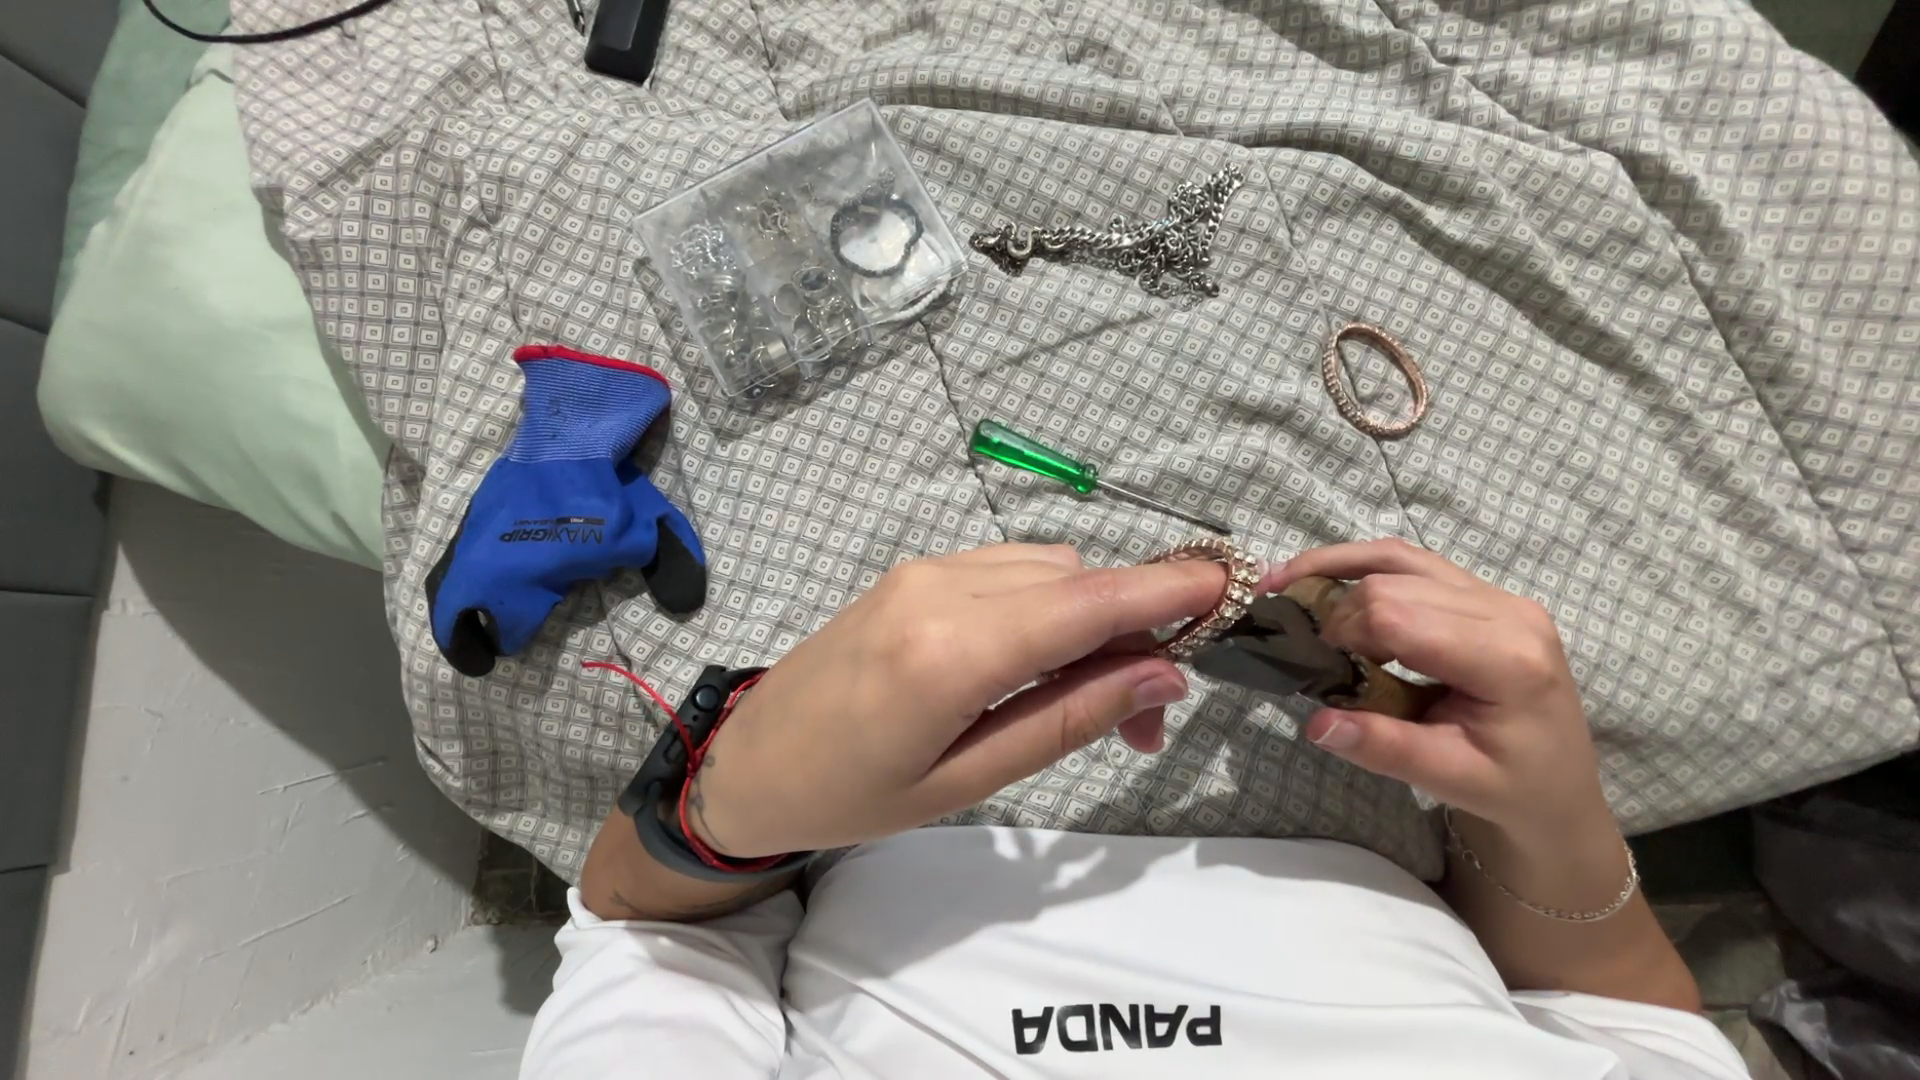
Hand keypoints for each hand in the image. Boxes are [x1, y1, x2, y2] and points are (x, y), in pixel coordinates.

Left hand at [683, 544, 1230, 857]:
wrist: (749, 759)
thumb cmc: (853, 797)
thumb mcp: (968, 782)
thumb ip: (1068, 720)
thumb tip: (1161, 675)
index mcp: (951, 650)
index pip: (1085, 602)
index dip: (1164, 590)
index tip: (1230, 586)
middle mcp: (941, 587)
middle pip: (1074, 580)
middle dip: (1133, 628)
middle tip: (1150, 713)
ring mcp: (922, 570)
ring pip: (1044, 567)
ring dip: (1090, 616)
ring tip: (1095, 693)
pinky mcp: (912, 571)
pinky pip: (1006, 569)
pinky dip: (1047, 602)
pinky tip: (1040, 656)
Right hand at [1270, 538, 1611, 839]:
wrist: (1558, 787)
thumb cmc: (1510, 787)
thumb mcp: (1450, 779)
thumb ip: (1385, 748)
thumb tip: (1317, 724)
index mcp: (1507, 659)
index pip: (1400, 617)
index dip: (1344, 632)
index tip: (1321, 668)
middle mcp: (1508, 611)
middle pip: (1391, 582)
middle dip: (1336, 609)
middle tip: (1311, 650)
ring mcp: (1498, 595)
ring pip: (1396, 557)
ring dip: (1336, 568)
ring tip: (1284, 583)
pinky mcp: (1483, 592)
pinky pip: (1411, 561)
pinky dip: (1360, 564)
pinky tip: (1325, 575)